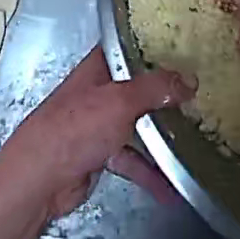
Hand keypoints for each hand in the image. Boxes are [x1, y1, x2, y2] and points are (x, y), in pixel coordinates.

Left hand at [0, 46, 192, 220]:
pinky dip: (150, 172)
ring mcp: (97, 123)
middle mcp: (98, 92)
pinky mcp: (99, 153)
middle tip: (197, 99)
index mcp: (98, 68)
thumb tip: (187, 79)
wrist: (42, 174)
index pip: (128, 49)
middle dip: (164, 95)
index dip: (154, 49)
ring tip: (192, 143)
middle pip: (136, 89)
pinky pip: (131, 159)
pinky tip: (171, 189)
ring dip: (160, 137)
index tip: (185, 54)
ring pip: (136, 125)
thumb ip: (154, 89)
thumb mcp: (119, 101)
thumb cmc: (74, 127)